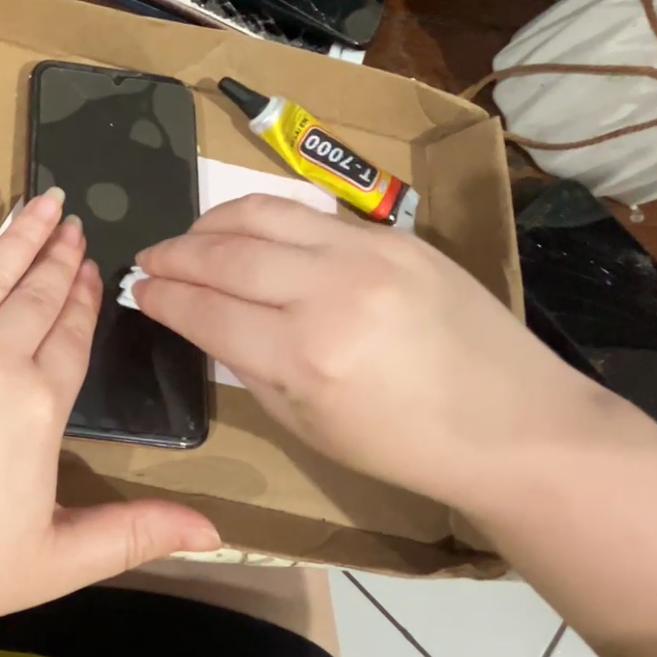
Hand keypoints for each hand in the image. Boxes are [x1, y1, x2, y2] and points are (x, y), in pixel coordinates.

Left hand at [0, 188, 220, 656]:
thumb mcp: (57, 560)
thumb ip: (135, 532)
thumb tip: (213, 528)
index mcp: (37, 405)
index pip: (72, 336)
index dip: (84, 300)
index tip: (92, 269)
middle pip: (35, 296)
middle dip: (58, 256)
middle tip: (73, 221)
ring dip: (17, 236)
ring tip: (40, 203)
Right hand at [133, 194, 631, 508]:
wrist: (519, 425)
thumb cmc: (401, 444)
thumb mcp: (303, 422)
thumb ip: (244, 363)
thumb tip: (198, 316)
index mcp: (304, 359)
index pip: (204, 310)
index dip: (160, 297)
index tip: (136, 290)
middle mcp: (330, 295)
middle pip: (222, 257)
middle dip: (171, 256)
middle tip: (147, 260)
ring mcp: (365, 256)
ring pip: (258, 216)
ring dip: (207, 225)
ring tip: (187, 239)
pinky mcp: (392, 236)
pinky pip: (304, 213)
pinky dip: (257, 218)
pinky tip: (241, 231)